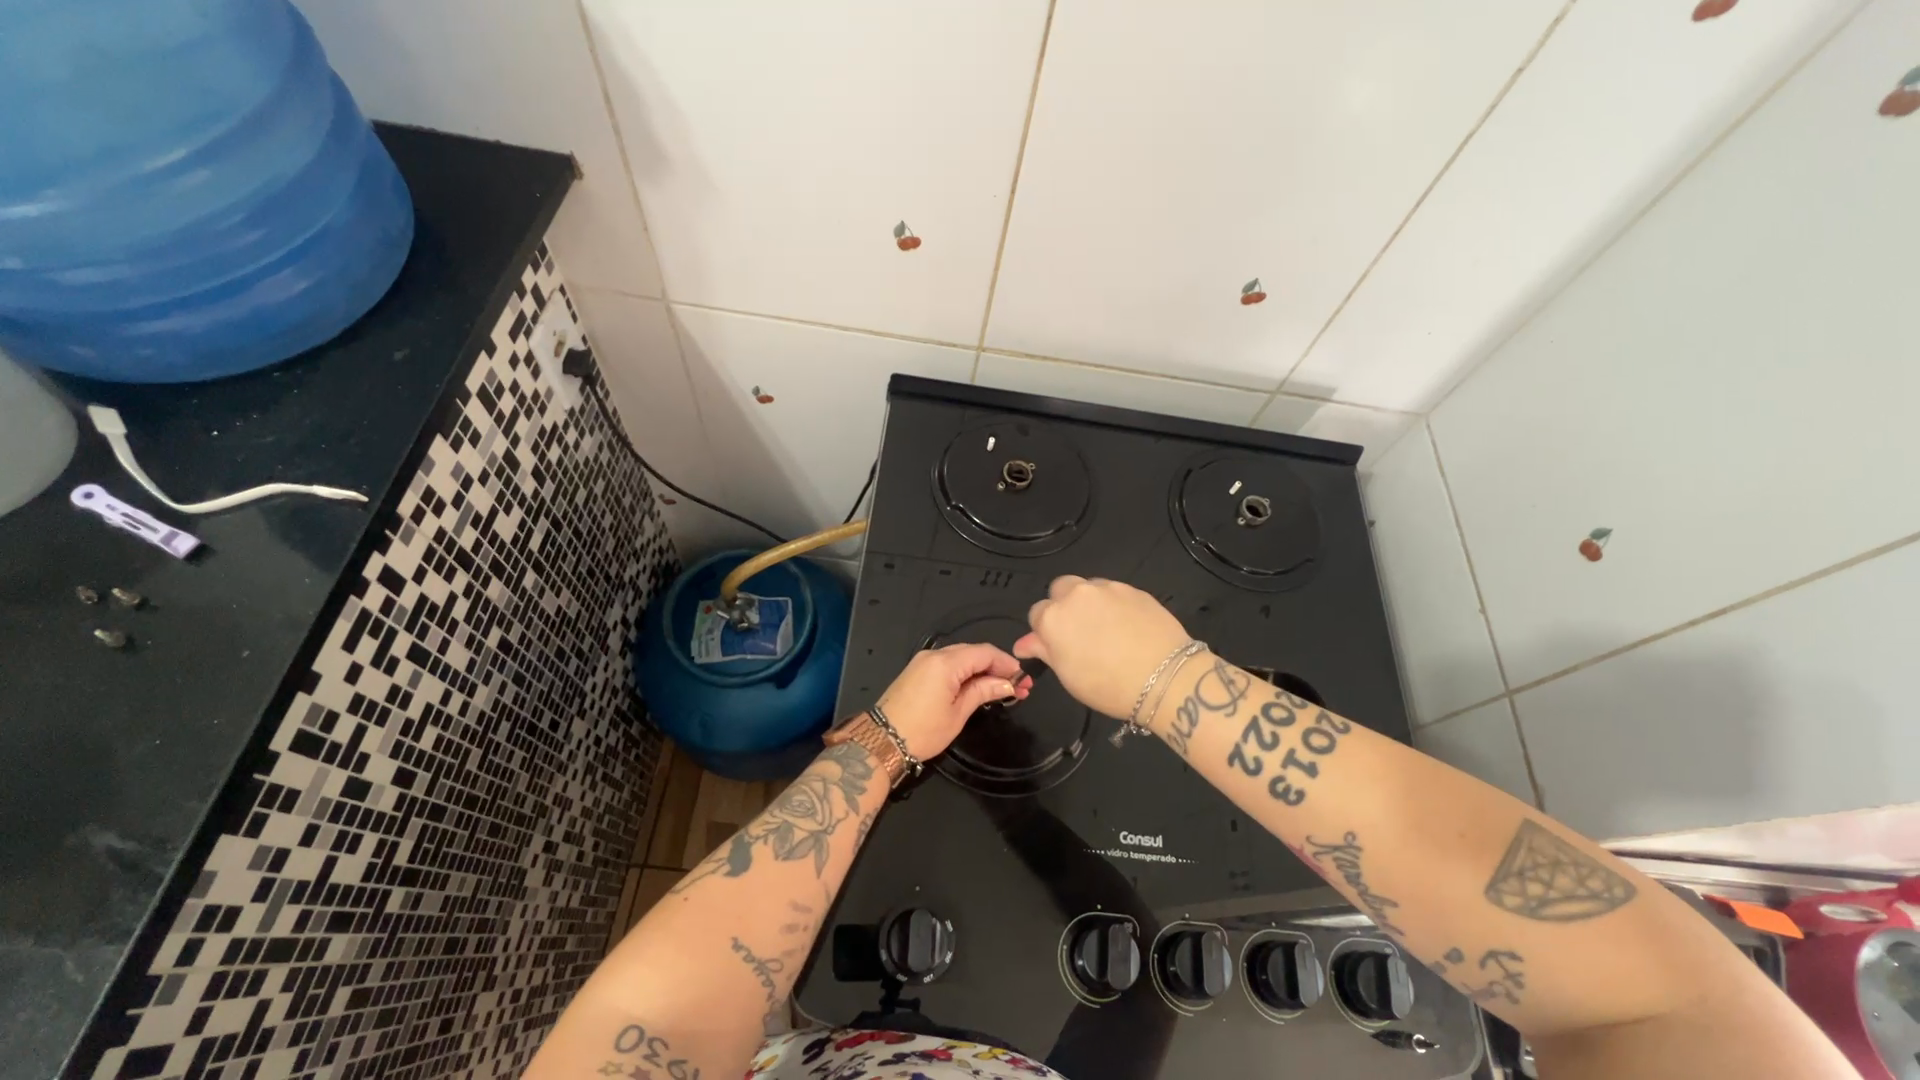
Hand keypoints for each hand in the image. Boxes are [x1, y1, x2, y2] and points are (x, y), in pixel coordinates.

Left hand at [874, 643, 1029, 758]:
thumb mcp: (958, 713)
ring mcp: (922, 661)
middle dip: (996, 667)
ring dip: (981, 670)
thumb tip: (1008, 684)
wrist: (881, 740)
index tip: (1023, 680)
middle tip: (1017, 686)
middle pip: (973, 652)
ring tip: (1001, 688)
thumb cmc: (922, 730)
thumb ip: (983, 692)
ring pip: (960, 657)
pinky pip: (947, 664)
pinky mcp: (916, 670)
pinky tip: (977, 686)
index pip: (984, 653)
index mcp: (945, 663)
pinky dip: (964, 672)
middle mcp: (933, 655)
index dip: (1007, 664)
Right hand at [1014, 576, 1190, 721]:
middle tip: (1079, 632)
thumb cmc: (1108, 685)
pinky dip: (1115, 605)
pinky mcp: (1134, 589)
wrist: (1165, 678)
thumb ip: (1044, 651)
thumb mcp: (1068, 676)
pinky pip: (1115, 592)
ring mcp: (1108, 588)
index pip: (1037, 613)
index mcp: (1053, 617)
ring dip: (1090, 602)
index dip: (1044, 630)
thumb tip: (1024, 644)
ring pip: (1089, 587)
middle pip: (1060, 589)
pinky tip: (1128, 627)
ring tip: (1107, 629)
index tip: (1057, 645)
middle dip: (1064, 605)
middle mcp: (1077, 594)